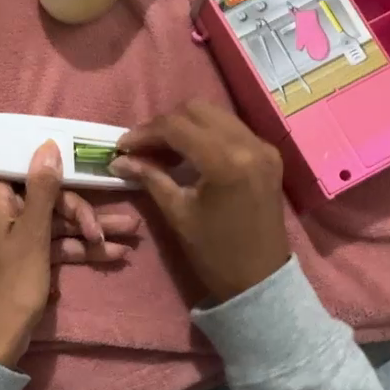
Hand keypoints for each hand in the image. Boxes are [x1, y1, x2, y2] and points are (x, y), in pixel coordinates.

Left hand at [0, 141, 136, 366]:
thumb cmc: (11, 283)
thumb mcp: (33, 234)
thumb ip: (43, 189)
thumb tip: (47, 145)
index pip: (31, 170)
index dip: (62, 171)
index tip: (93, 172)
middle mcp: (3, 212)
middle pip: (50, 199)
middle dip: (87, 212)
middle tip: (124, 226)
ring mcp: (15, 237)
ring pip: (58, 224)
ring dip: (91, 231)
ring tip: (132, 237)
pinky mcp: (26, 258)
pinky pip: (55, 245)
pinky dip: (80, 249)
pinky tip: (114, 255)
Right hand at [111, 100, 290, 301]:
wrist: (260, 279)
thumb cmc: (215, 253)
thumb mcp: (178, 213)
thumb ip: (150, 177)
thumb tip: (120, 159)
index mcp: (226, 161)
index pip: (176, 126)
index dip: (145, 133)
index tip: (122, 146)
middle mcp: (249, 144)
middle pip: (197, 110)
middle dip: (165, 124)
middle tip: (143, 147)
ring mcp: (264, 147)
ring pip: (216, 115)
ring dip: (186, 126)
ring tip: (163, 151)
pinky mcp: (269, 155)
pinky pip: (232, 129)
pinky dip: (207, 134)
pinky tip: (190, 155)